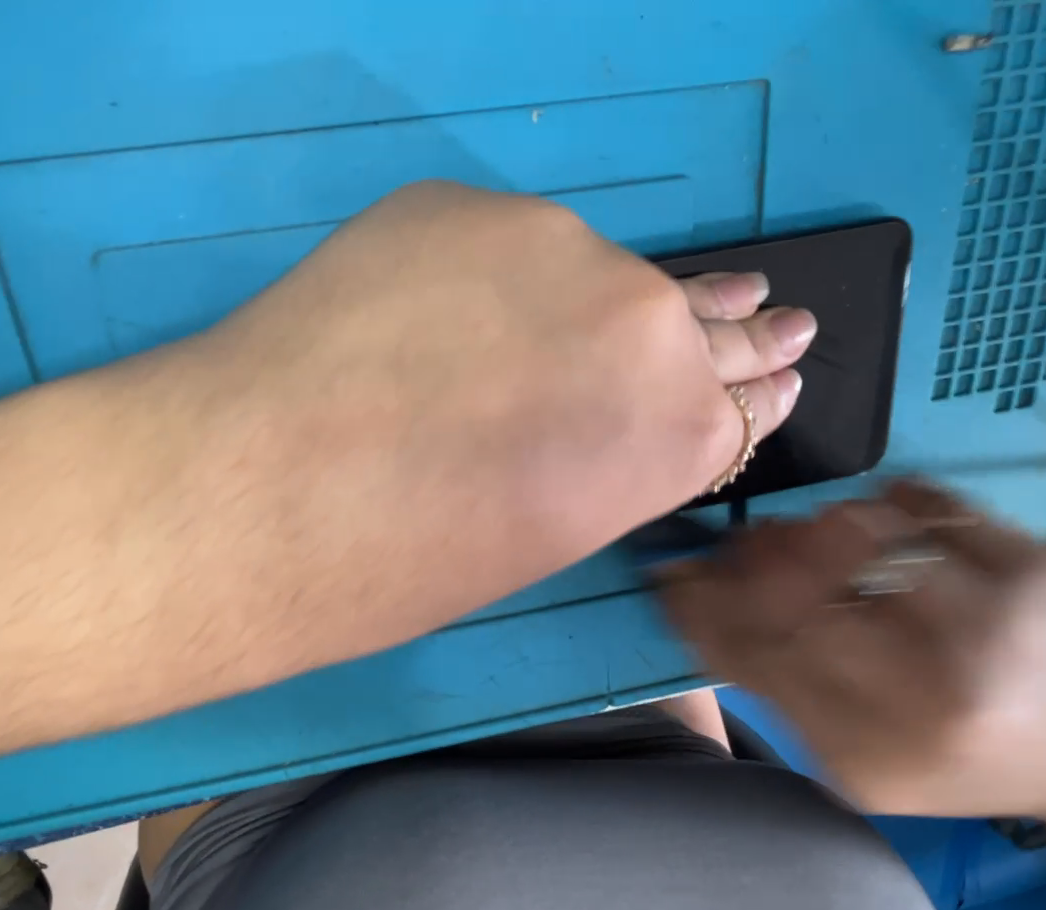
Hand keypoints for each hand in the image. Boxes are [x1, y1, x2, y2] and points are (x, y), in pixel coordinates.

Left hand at [182, 180, 811, 655]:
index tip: (777, 366)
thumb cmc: (401, 566)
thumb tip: (586, 418)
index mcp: (675, 433)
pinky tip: (446, 317)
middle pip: (701, 315)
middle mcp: (643, 322)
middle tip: (767, 312)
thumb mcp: (533, 539)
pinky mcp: (459, 207)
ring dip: (586, 300)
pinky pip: (490, 248)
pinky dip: (479, 280)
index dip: (757, 385)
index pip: (744, 398)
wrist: (268, 489)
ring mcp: (553, 246)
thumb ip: (594, 465)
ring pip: (586, 272)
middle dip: (734, 323)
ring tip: (602, 307)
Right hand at [662, 482, 1045, 822]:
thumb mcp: (868, 757)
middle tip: (734, 547)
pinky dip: (880, 502)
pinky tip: (874, 521)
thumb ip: (784, 689)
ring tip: (804, 536)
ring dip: (809, 527)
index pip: (757, 657)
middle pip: (798, 592)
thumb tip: (703, 604)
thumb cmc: (979, 761)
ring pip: (853, 537)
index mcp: (884, 753)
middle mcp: (941, 691)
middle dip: (748, 559)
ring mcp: (998, 622)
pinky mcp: (1040, 563)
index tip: (673, 577)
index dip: (703, 606)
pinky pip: (919, 504)